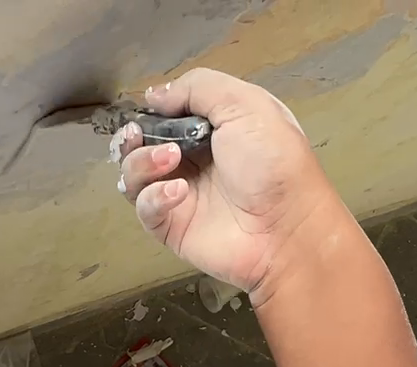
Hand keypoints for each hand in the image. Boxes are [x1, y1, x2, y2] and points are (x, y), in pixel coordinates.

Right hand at [116, 68, 348, 302]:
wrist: (285, 227)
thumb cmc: (274, 161)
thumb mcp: (245, 104)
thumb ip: (199, 88)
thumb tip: (153, 95)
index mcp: (209, 130)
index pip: (164, 116)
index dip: (152, 111)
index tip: (151, 108)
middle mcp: (190, 162)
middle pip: (138, 147)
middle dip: (131, 138)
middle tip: (137, 135)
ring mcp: (179, 197)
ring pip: (133, 177)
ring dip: (141, 162)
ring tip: (169, 159)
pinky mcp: (172, 228)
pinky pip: (145, 209)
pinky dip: (153, 196)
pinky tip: (178, 191)